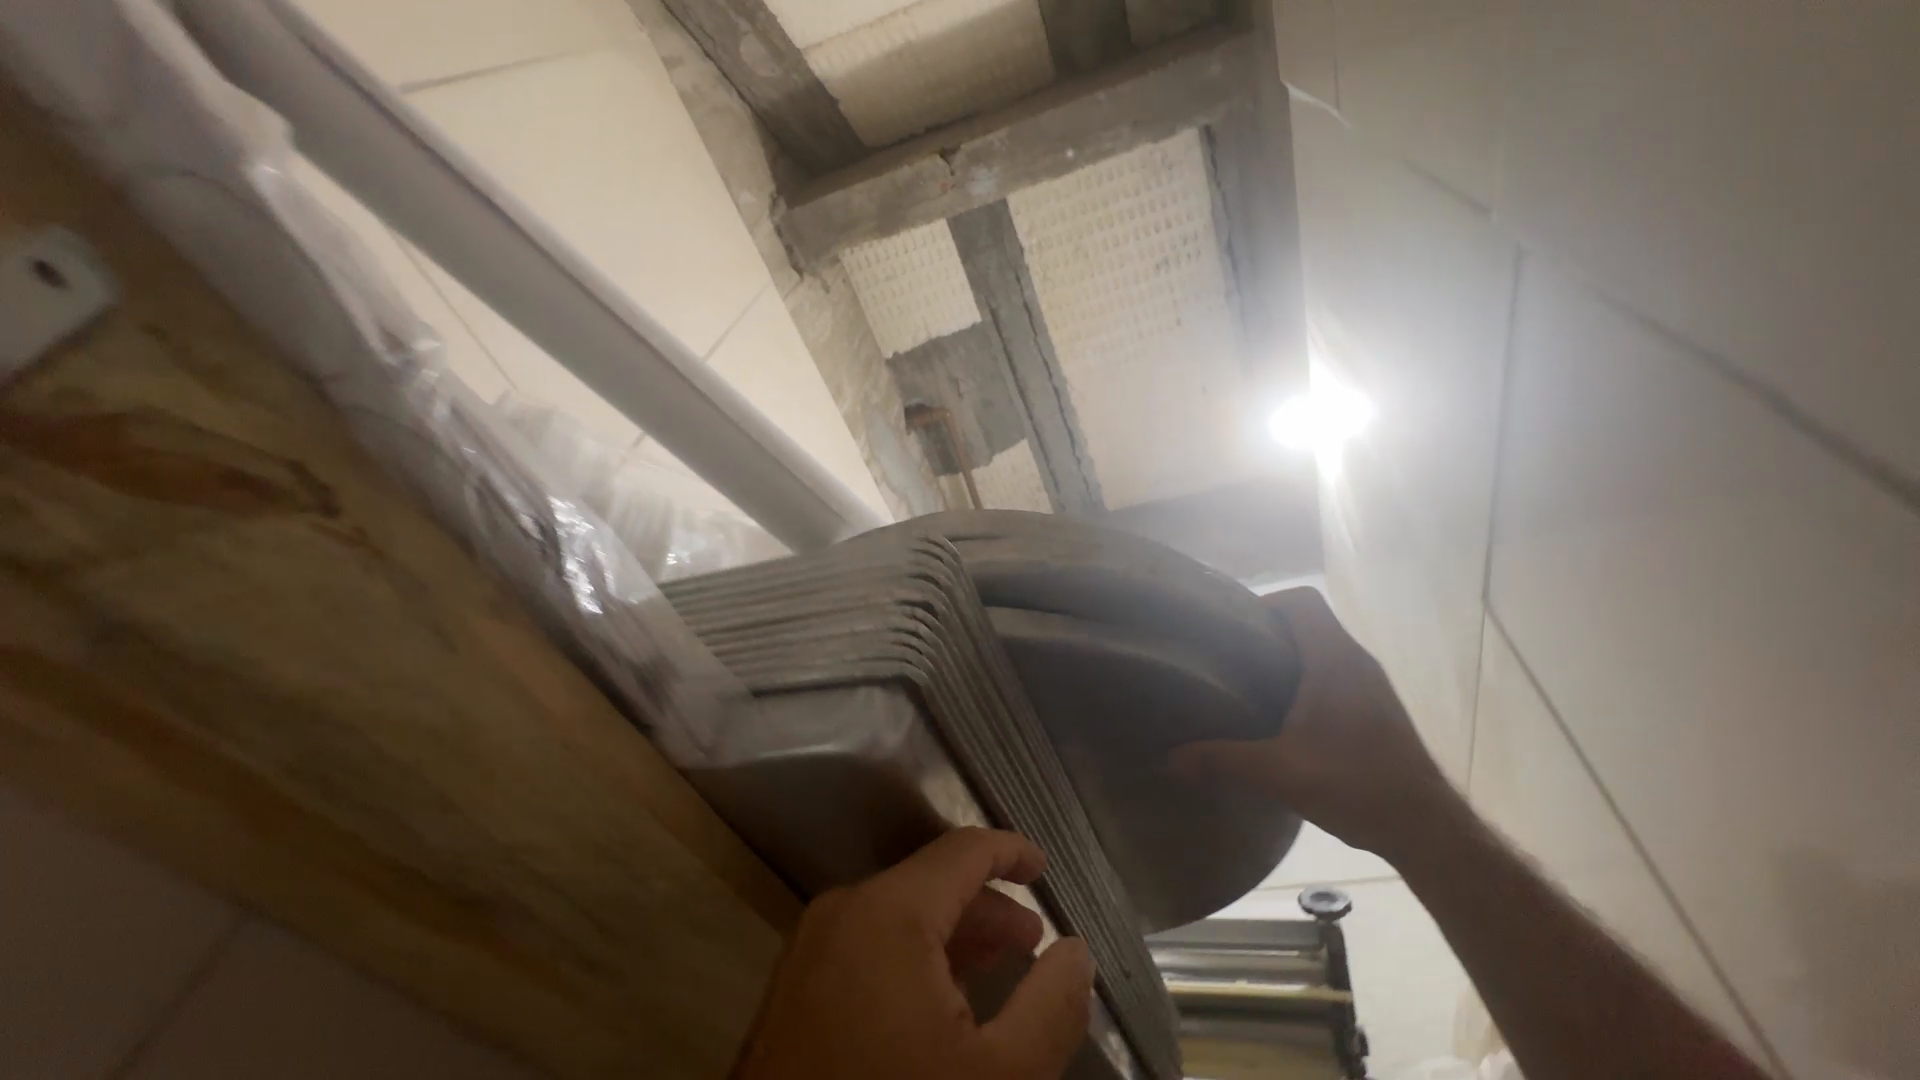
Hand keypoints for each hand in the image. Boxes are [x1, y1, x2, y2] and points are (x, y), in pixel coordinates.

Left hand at [733, 828, 1095, 1079]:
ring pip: (896, 919)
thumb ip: (1050, 1007)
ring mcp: (810, 953)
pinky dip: (912, 960)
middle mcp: (842, 915)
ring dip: (952, 937)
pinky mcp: (793, 992)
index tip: (1043, 868)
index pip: (961, 852)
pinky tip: (939, 1005)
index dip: (1009, 851)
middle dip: (987, 908)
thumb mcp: (998, 1078)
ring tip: (997, 969)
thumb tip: (1075, 952)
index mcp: (887, 913)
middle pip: (929, 886)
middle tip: (1032, 942)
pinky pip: (866, 949)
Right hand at [1169, 587, 1467, 864]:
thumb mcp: (1279, 774)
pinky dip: (1305, 682)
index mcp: (1335, 661)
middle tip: (1228, 658)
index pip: (1302, 600)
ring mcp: (1372, 687)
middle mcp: (1357, 663)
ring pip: (1322, 651)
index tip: (1232, 628)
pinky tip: (1283, 720)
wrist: (1426, 828)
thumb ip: (1223, 761)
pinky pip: (1334, 676)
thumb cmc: (1356, 785)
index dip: (1266, 602)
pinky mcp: (1377, 710)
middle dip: (1267, 633)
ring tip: (1248, 687)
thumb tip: (1169, 759)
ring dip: (1287, 659)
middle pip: (1309, 623)